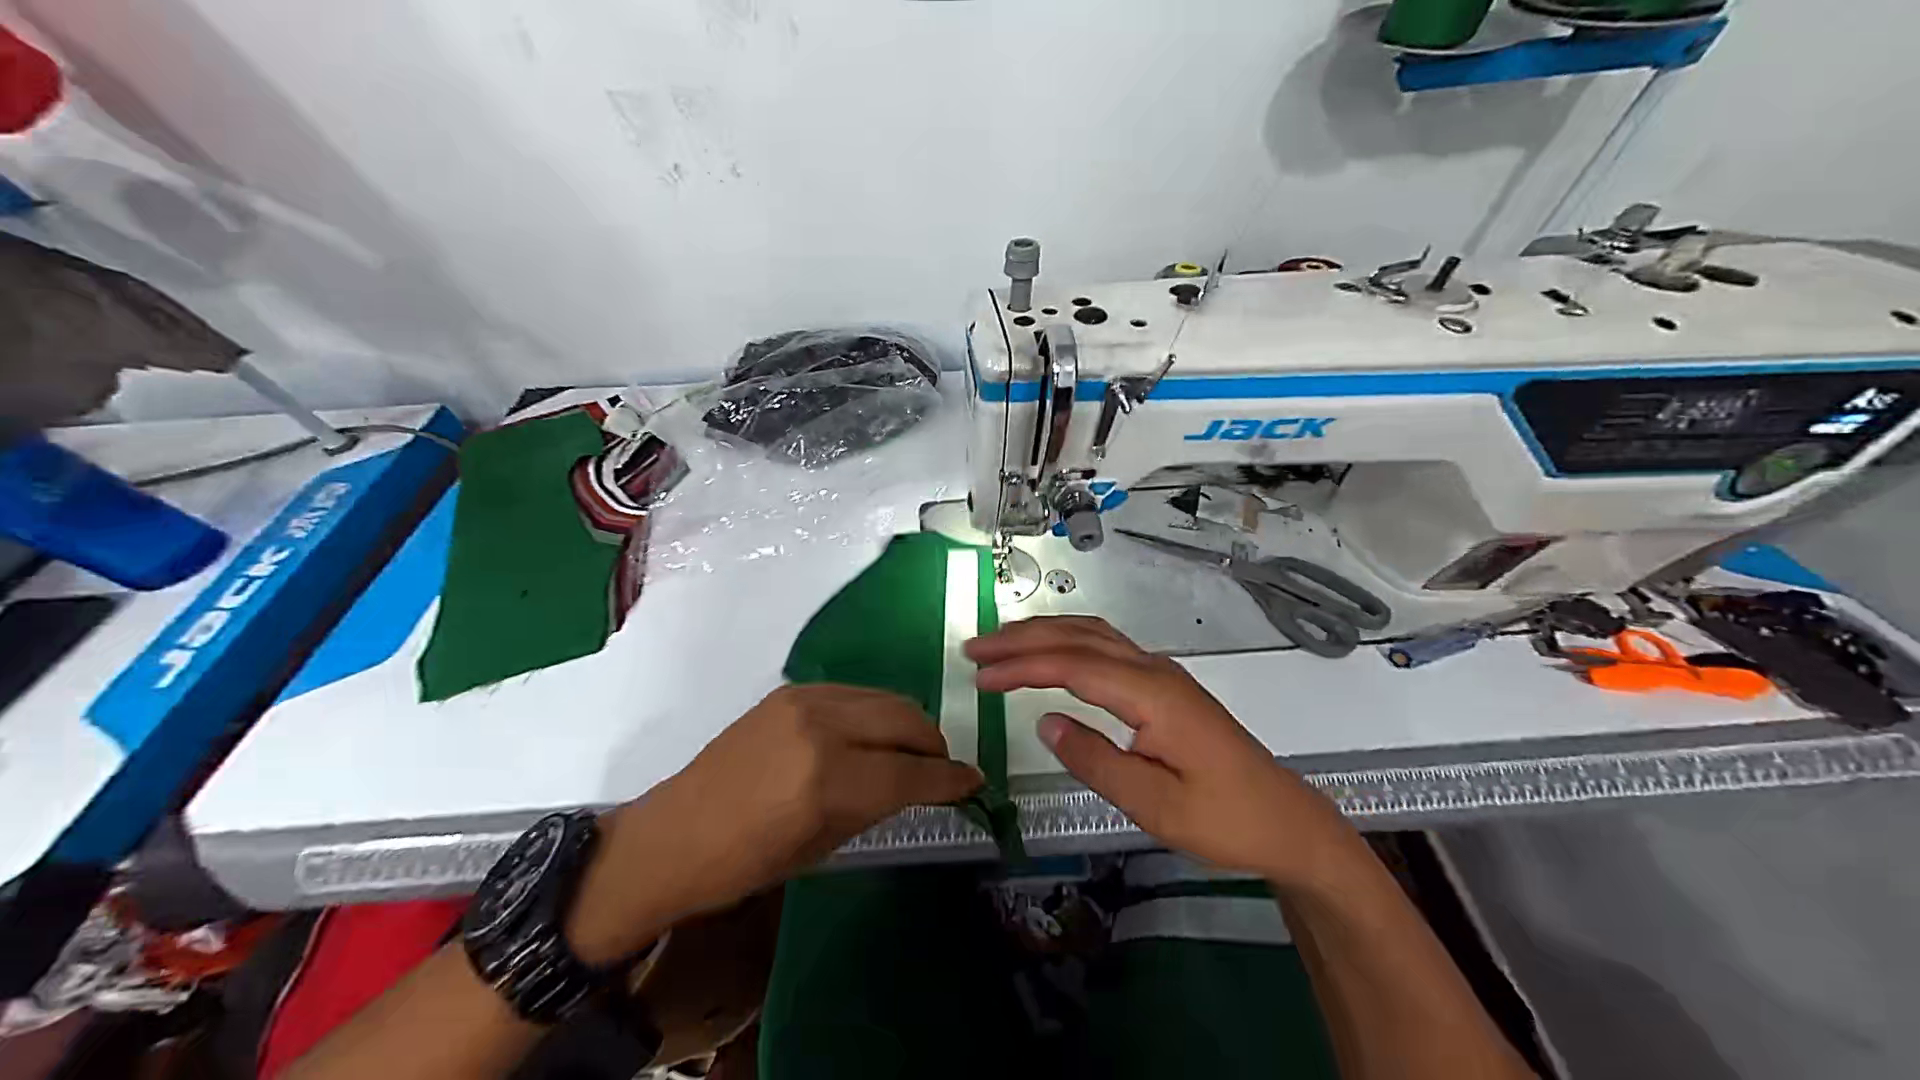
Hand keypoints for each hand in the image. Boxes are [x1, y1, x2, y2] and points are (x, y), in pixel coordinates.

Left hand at [567, 684, 982, 962]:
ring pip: (883, 698)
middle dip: (934, 744)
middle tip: (942, 767)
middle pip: (905, 720)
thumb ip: (878, 803)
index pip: (911, 772)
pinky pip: (854, 693)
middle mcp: (821, 727)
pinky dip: (875, 712)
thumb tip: (923, 783)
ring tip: (910, 750)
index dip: (950, 779)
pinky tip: (870, 735)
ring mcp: (804, 701)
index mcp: (828, 780)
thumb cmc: (748, 862)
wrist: (676, 834)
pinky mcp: (790, 691)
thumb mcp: (825, 843)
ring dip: (907, 723)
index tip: (973, 782)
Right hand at [967, 616, 1355, 888]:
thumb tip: (1044, 721)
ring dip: (1044, 634)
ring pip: (1093, 634)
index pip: (1073, 665)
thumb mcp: (1154, 805)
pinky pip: (1105, 646)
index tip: (981, 676)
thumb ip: (1095, 760)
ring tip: (1000, 644)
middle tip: (975, 648)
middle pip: (1079, 638)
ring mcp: (1161, 673)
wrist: (1284, 820)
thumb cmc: (1223, 819)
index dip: (1022, 666)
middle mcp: (1154, 671)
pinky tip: (1051, 653)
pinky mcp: (1163, 684)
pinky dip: (1067, 642)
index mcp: (1151, 694)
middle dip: (1023, 638)